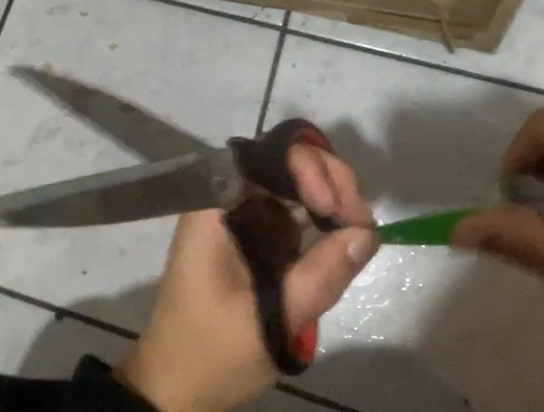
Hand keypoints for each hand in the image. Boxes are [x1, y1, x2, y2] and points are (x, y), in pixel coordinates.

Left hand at [117, 146, 379, 411]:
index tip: (332, 209)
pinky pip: (295, 213)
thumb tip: (368, 234)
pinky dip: (323, 220)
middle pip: (286, 163)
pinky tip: (346, 240)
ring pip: (297, 184)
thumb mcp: (271, 319)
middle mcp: (230, 199)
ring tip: (360, 232)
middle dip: (330, 182)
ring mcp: (245, 218)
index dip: (307, 167)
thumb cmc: (212, 352)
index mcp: (217, 205)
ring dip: (333, 199)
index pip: (266, 155)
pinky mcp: (258, 239)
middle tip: (362, 222)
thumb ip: (321, 276)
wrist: (176, 391)